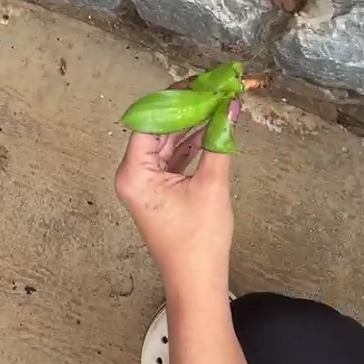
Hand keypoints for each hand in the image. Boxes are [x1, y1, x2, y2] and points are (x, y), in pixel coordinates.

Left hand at [115, 105, 236, 300]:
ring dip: (193, 123)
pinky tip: (213, 126)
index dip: (178, 98)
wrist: (198, 279)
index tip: (203, 84)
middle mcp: (133, 174)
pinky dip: (192, 142)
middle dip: (189, 107)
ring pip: (168, 140)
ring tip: (219, 102)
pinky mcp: (159, 189)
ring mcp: (145, 182)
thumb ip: (220, 141)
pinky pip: (174, 156)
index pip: (151, 119)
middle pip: (159, 127)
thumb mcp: (212, 185)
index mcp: (134, 173)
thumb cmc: (198, 242)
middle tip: (216, 89)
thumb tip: (230, 108)